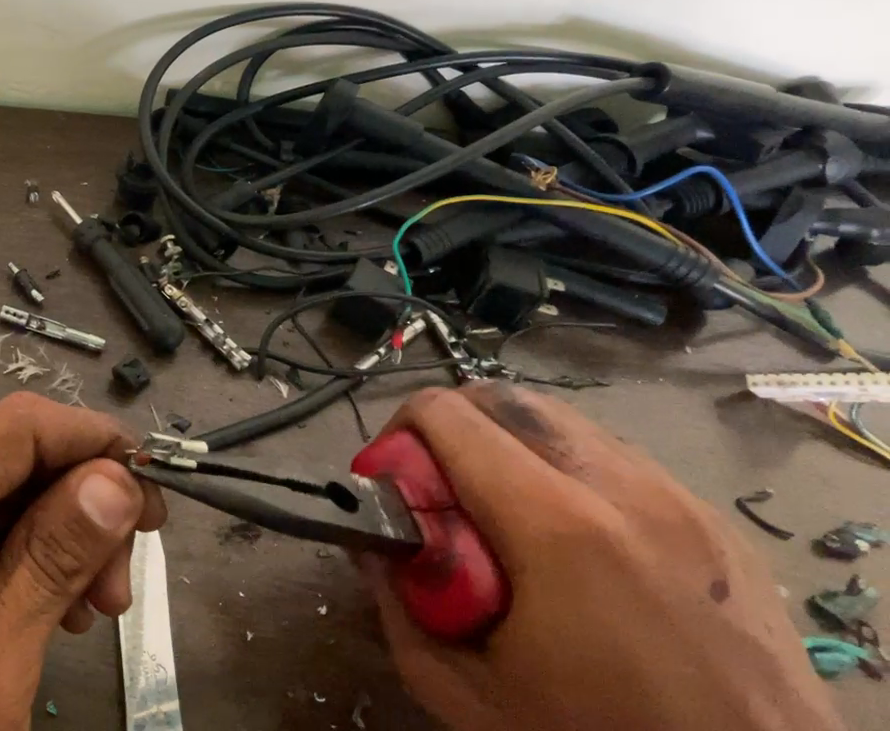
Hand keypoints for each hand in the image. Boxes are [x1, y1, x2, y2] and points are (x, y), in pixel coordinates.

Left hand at [0, 394, 165, 730]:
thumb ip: (48, 562)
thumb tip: (114, 477)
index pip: (15, 427)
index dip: (89, 439)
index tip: (153, 488)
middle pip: (18, 459)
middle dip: (86, 499)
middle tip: (127, 575)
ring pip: (15, 499)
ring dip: (72, 537)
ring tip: (103, 607)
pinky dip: (44, 564)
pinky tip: (67, 612)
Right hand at [367, 383, 843, 730]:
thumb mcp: (462, 690)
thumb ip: (397, 603)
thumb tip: (373, 544)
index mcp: (554, 523)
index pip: (445, 414)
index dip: (397, 436)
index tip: (394, 487)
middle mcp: (622, 489)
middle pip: (503, 399)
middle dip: (450, 430)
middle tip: (437, 492)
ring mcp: (680, 501)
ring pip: (563, 421)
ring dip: (510, 446)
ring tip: (502, 514)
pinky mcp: (718, 524)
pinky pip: (619, 460)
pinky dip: (570, 472)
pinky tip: (570, 540)